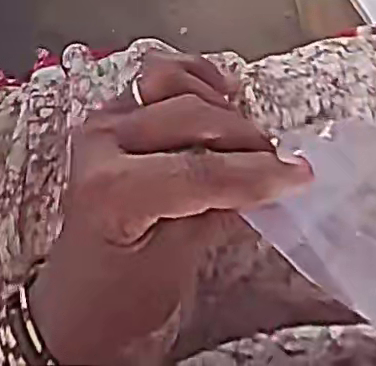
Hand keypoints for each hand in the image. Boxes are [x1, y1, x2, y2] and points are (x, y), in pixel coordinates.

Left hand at [28, 52, 311, 364]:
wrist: (76, 301)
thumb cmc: (122, 297)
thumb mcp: (175, 264)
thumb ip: (217, 211)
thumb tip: (268, 177)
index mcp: (110, 190)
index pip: (196, 172)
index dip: (254, 173)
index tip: (299, 175)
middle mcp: (101, 140)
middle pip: (189, 119)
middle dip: (244, 140)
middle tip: (279, 163)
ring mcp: (104, 118)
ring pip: (171, 82)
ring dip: (218, 103)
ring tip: (249, 134)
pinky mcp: (114, 109)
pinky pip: (157, 76)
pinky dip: (194, 75)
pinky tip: (223, 89)